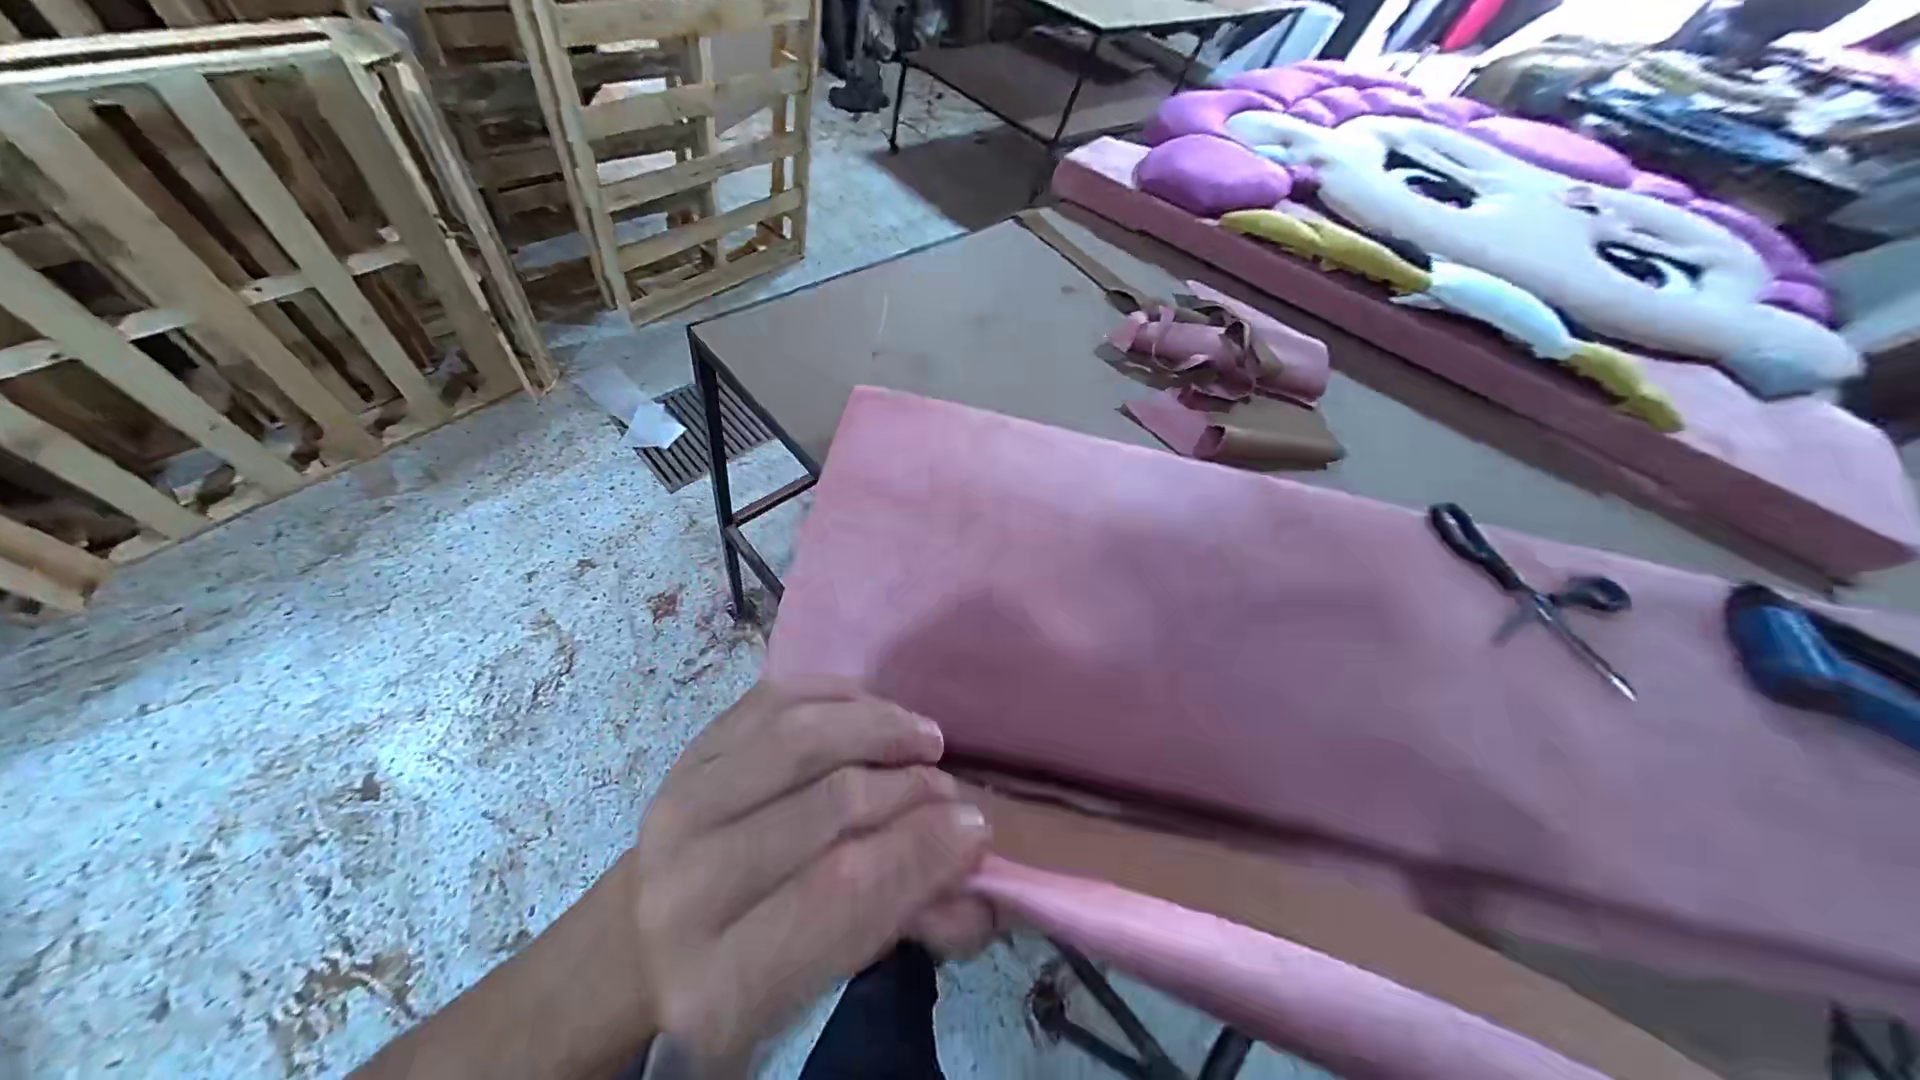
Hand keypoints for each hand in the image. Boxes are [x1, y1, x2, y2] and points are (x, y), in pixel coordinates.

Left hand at [625, 678, 994, 1072]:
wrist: (642, 934)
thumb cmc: (745, 972)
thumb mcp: (821, 984)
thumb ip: (903, 931)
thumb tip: (979, 885)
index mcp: (721, 977)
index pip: (842, 893)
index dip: (922, 851)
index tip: (974, 827)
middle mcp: (690, 883)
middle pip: (830, 805)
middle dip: (911, 788)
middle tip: (950, 787)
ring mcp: (681, 803)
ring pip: (802, 736)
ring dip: (880, 727)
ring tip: (924, 736)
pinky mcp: (689, 753)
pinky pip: (775, 699)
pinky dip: (838, 694)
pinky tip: (875, 709)